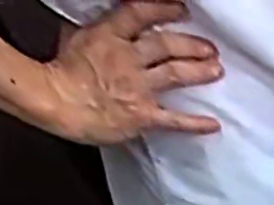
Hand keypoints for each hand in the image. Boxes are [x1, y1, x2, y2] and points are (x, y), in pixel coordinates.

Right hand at [41, 2, 222, 143]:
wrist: (57, 102)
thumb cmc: (62, 71)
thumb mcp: (76, 38)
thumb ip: (99, 33)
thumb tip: (109, 25)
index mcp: (107, 35)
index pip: (138, 14)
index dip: (162, 9)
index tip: (182, 9)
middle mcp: (127, 58)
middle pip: (165, 45)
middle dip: (191, 45)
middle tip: (211, 48)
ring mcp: (138, 87)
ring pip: (175, 74)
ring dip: (199, 71)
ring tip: (217, 69)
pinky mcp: (145, 115)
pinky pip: (176, 120)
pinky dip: (197, 123)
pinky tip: (214, 124)